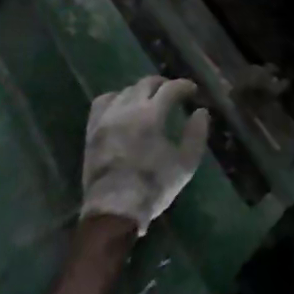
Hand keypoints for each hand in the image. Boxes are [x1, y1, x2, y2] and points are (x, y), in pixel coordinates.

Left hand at [80, 76, 210, 234]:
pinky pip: (103, 101)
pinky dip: (116, 98)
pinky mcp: (93, 127)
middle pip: (146, 84)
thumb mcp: (185, 165)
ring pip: (125, 91)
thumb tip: (201, 112)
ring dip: (140, 91)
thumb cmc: (153, 188)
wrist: (114, 209)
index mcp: (151, 115)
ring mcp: (107, 116)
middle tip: (172, 92)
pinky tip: (122, 105)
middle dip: (162, 84)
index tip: (192, 90)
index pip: (170, 89)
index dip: (184, 86)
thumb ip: (196, 135)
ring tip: (149, 99)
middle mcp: (127, 109)